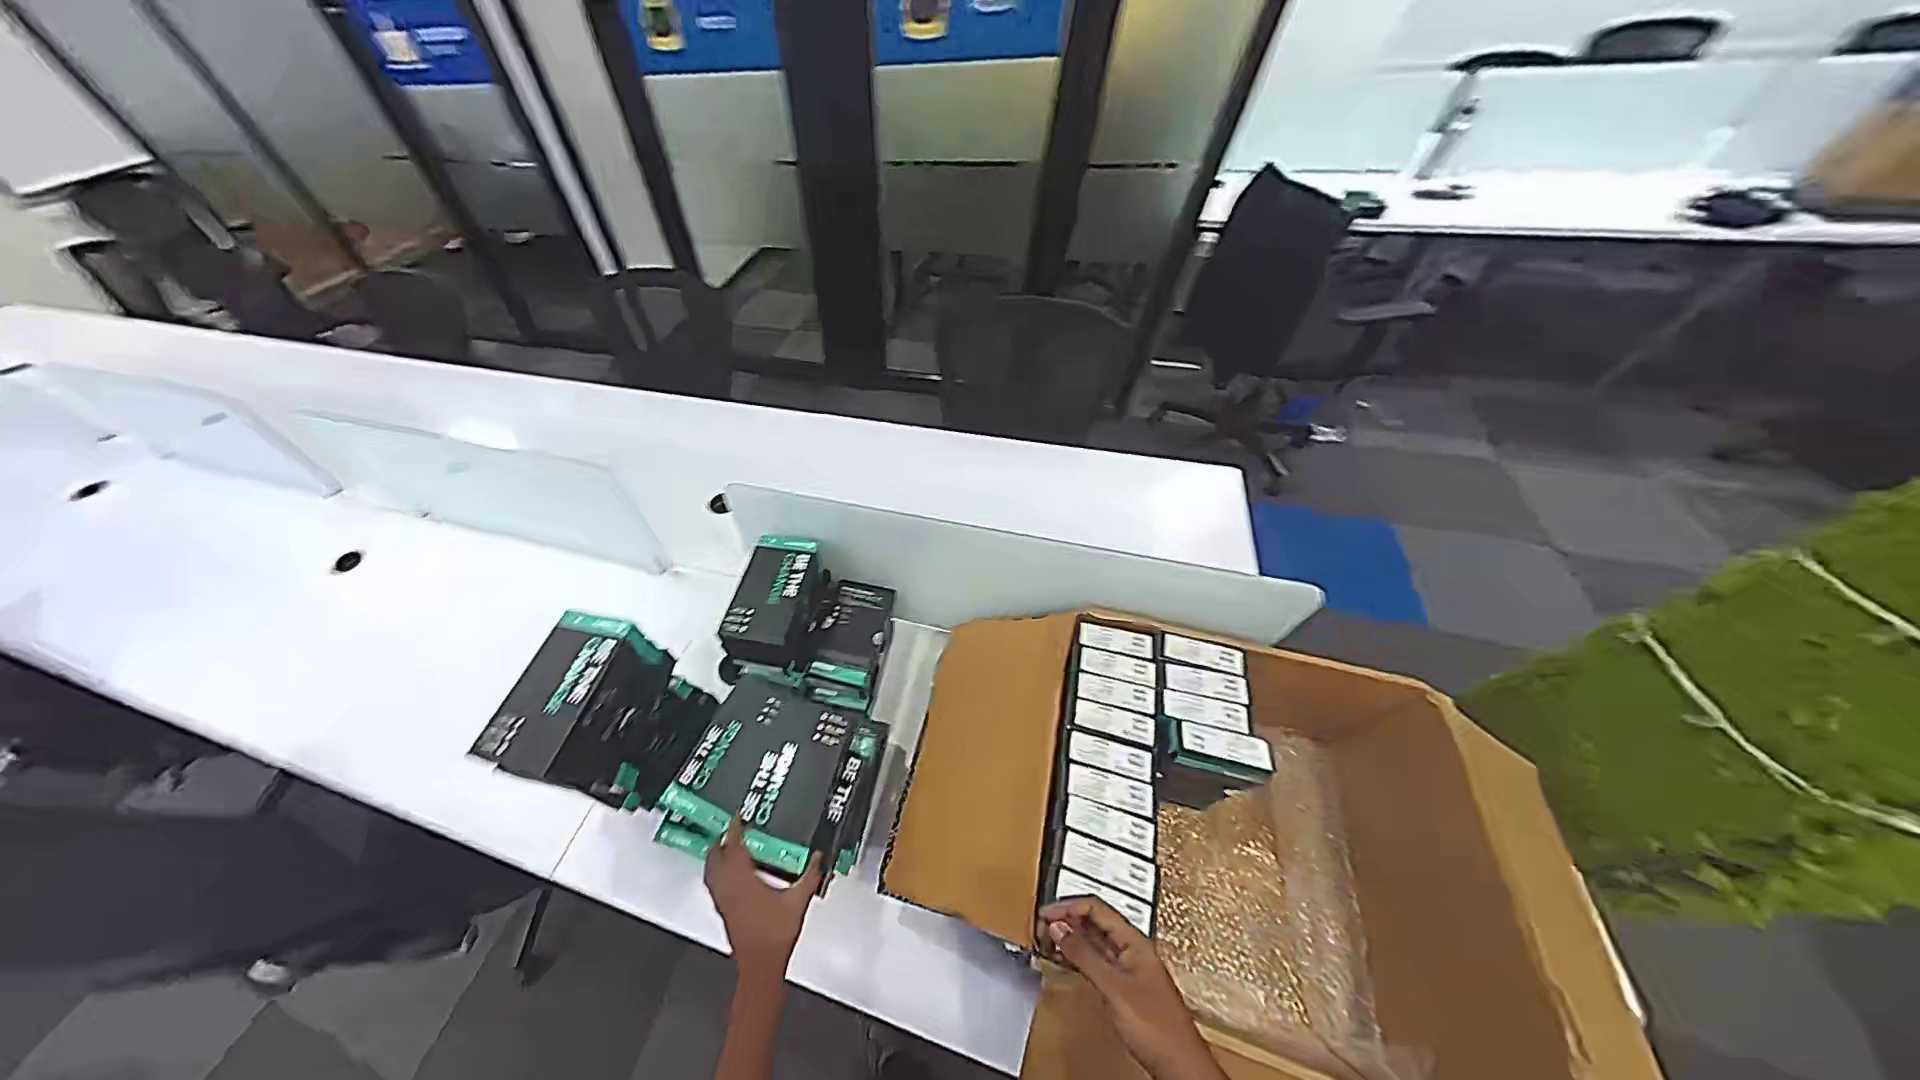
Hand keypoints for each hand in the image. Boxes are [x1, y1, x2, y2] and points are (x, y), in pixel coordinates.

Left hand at [704, 817, 824, 986]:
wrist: (760, 967)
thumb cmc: (775, 935)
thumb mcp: (798, 900)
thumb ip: (810, 876)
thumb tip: (818, 857)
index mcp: (743, 880)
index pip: (733, 847)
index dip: (734, 829)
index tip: (737, 817)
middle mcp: (728, 888)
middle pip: (716, 858)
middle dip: (722, 840)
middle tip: (732, 829)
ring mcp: (723, 901)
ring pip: (711, 872)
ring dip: (717, 856)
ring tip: (727, 846)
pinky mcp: (723, 912)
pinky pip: (714, 885)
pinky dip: (718, 873)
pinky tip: (730, 875)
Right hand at [1037, 897, 1225, 1079]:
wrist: (1179, 1066)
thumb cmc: (1158, 1028)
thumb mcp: (1114, 987)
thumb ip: (1085, 955)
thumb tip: (1060, 928)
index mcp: (1134, 941)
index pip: (1096, 907)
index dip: (1068, 907)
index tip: (1046, 914)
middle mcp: (1131, 950)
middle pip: (1094, 921)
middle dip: (1067, 920)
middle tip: (1043, 927)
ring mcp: (1128, 968)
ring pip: (1093, 941)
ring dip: (1069, 938)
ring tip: (1047, 941)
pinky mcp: (1123, 987)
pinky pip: (1094, 961)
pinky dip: (1076, 957)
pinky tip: (1064, 960)